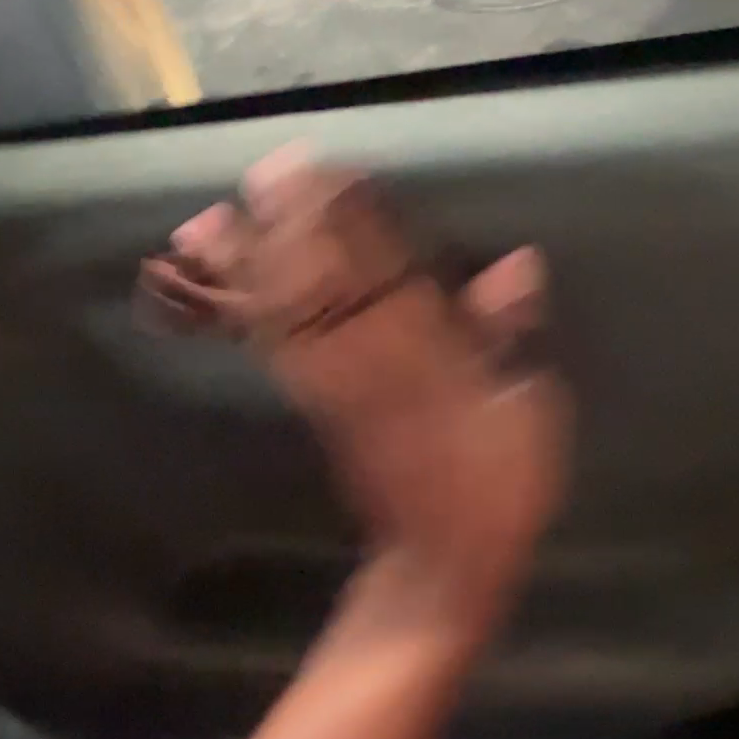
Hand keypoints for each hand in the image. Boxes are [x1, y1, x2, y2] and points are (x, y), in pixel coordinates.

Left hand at [137, 145, 570, 616]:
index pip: (392, 277)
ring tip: (209, 223)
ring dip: (252, 273)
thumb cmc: (498, 486)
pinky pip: (279, 358)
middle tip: (261, 174)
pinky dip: (245, 322)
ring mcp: (338, 391)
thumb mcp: (530, 413)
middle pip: (328, 291)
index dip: (360, 224)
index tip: (334, 173)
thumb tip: (517, 266)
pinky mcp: (318, 411)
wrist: (442, 565)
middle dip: (294, 233)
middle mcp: (377, 365)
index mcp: (432, 361)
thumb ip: (514, 338)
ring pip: (291, 321)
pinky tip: (214, 293)